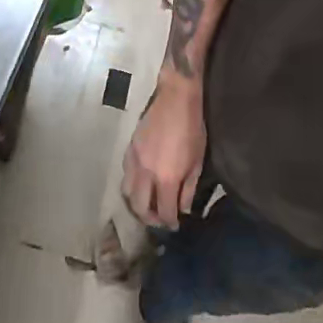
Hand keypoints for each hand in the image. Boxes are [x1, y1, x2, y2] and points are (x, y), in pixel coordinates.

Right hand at [121, 80, 205, 229]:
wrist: (176, 98)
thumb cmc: (192, 128)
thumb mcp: (197, 161)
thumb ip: (188, 189)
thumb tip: (183, 208)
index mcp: (166, 178)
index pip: (163, 212)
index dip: (169, 223)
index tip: (174, 225)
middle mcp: (146, 173)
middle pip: (139, 208)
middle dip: (149, 219)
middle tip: (159, 218)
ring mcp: (134, 160)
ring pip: (127, 192)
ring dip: (137, 202)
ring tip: (148, 201)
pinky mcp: (129, 147)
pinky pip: (125, 173)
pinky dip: (132, 183)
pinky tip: (142, 179)